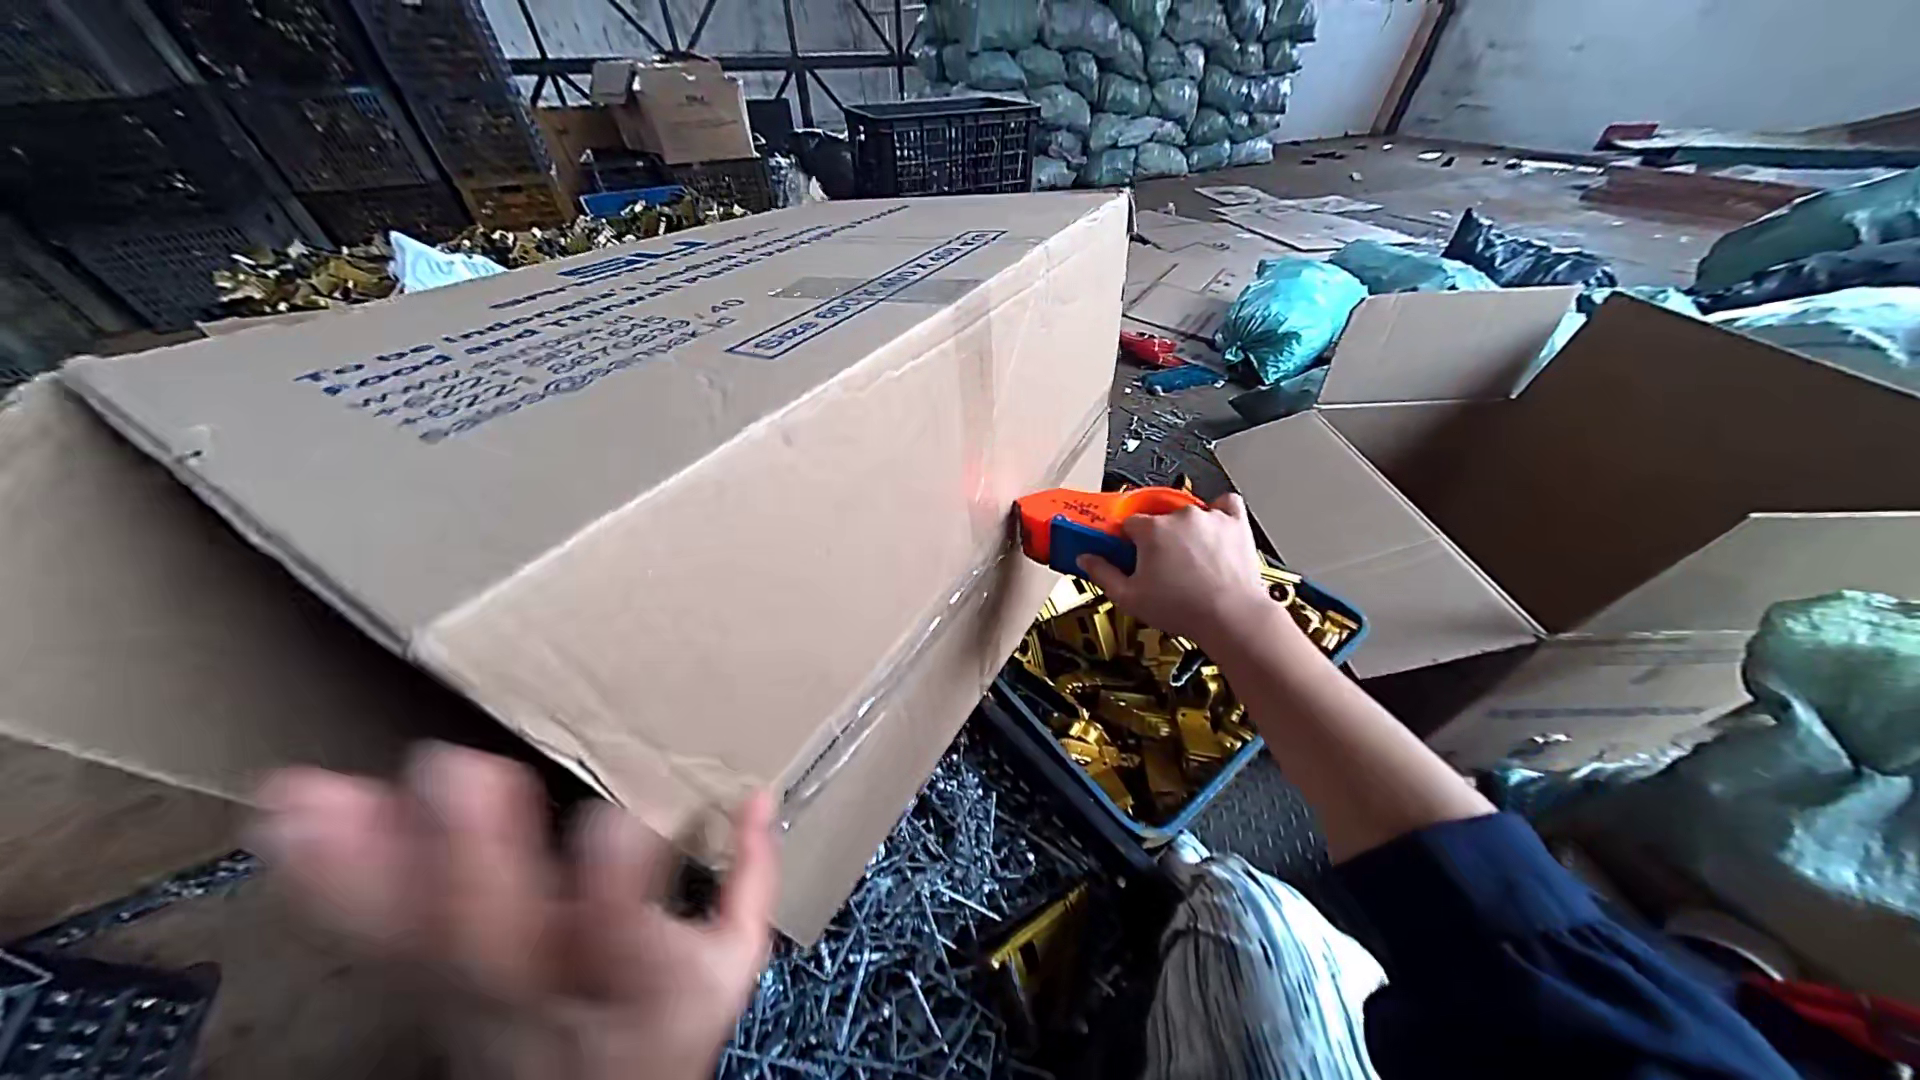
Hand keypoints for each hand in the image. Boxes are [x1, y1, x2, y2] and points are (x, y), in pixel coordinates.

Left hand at [254, 742, 775, 1079]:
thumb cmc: (670, 1024)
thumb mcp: (733, 962)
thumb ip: (750, 878)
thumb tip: (761, 797)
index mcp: (634, 980)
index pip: (624, 937)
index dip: (615, 880)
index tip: (614, 816)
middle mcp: (546, 990)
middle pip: (497, 934)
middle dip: (473, 851)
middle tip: (453, 766)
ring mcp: (473, 997)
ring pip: (410, 939)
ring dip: (363, 866)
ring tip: (315, 797)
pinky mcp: (429, 993)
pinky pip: (373, 942)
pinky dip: (328, 884)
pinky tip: (293, 828)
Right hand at [1076, 493, 1280, 650]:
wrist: (1231, 617)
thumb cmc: (1185, 609)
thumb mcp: (1129, 597)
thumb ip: (1102, 574)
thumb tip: (1087, 559)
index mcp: (1151, 530)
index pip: (1129, 523)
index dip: (1127, 540)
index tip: (1130, 552)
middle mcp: (1180, 518)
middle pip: (1158, 518)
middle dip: (1156, 538)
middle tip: (1159, 564)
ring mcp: (1209, 518)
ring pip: (1188, 513)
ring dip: (1185, 530)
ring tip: (1188, 556)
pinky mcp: (1234, 523)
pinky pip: (1225, 504)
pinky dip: (1218, 512)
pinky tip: (1212, 527)